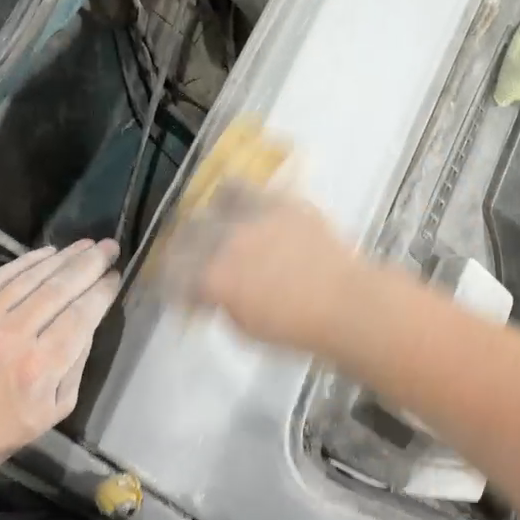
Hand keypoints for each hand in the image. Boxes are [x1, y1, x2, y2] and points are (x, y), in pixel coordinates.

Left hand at [0, 240, 119, 479]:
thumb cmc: (1, 431)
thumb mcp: (55, 410)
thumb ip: (76, 364)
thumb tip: (88, 321)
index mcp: (39, 369)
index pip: (81, 316)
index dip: (102, 291)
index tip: (116, 275)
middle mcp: (12, 339)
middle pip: (60, 290)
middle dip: (89, 264)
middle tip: (109, 247)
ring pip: (31, 278)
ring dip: (62, 257)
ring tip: (85, 245)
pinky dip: (26, 262)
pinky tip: (48, 252)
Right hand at [167, 188, 378, 352]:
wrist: (348, 304)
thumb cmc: (297, 330)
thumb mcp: (246, 330)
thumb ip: (222, 305)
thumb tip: (214, 294)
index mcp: (212, 278)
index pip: (173, 273)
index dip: (170, 281)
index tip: (177, 288)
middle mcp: (226, 240)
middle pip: (188, 233)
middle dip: (185, 247)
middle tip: (193, 258)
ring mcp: (254, 216)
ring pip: (215, 200)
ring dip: (212, 214)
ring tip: (219, 223)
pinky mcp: (280, 202)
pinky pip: (250, 189)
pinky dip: (242, 198)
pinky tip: (247, 209)